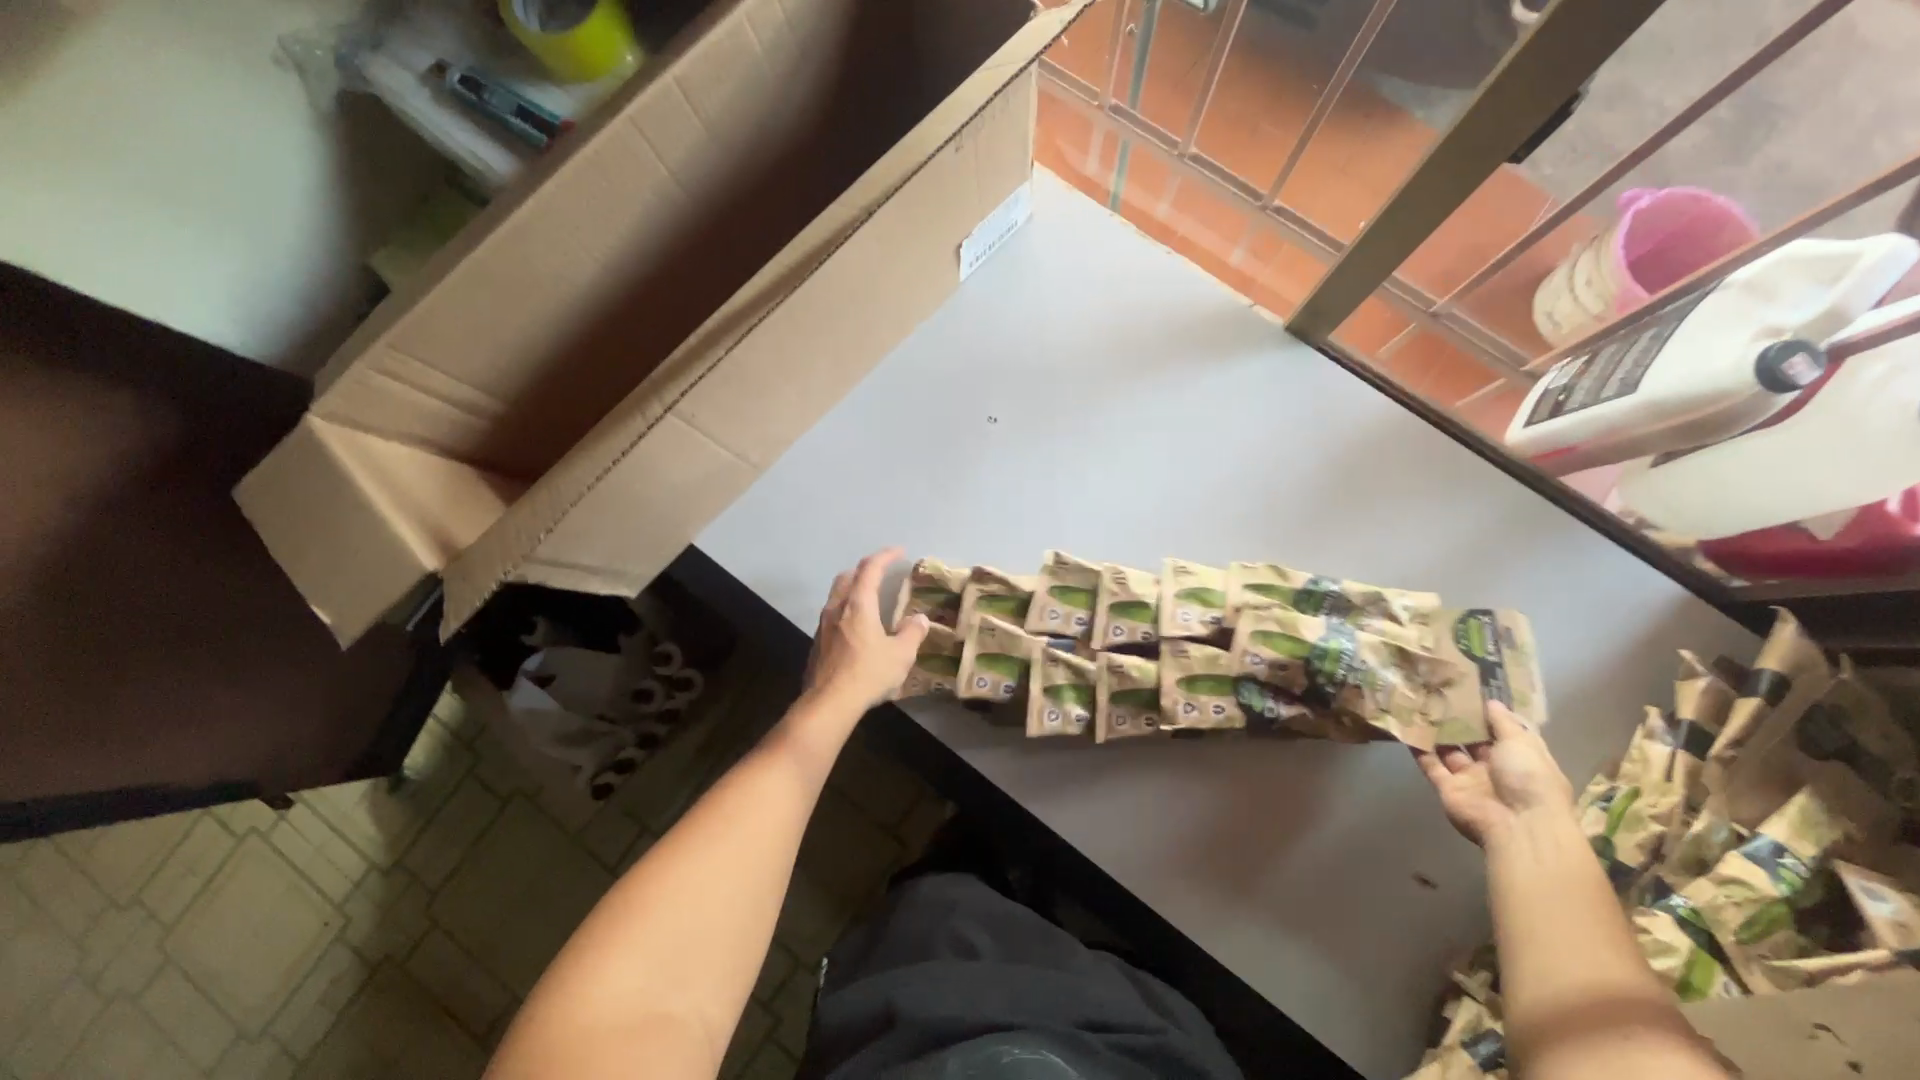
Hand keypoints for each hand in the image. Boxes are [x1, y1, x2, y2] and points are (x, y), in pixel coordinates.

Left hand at [803, 546, 930, 712]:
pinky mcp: (817, 643)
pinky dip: (845, 611)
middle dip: (864, 569)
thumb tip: (918, 619)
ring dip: (852, 590)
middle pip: (847, 577)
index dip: (885, 556)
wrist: (828, 702)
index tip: (899, 551)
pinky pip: (832, 616)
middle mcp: (837, 608)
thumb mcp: (900, 655)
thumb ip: (912, 633)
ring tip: (869, 599)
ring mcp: (823, 625)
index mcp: (858, 605)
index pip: (870, 569)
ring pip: (836, 596)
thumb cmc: (867, 674)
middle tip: (881, 573)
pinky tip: (856, 628)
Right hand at [1413, 703, 1572, 846]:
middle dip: (1458, 721)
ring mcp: (1469, 779)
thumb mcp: (1522, 743)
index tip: (1469, 692)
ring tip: (1418, 705)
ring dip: (1436, 733)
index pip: (1502, 732)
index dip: (1487, 714)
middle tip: (1437, 694)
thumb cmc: (1529, 778)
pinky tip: (1407, 728)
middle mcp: (1494, 768)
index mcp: (1519, 757)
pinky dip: (1419, 749)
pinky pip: (1431, 765)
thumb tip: (1491, 701)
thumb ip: (1503, 722)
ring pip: (1448, 751)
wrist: (1518, 824)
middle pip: (1472, 741)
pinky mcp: (1447, 788)